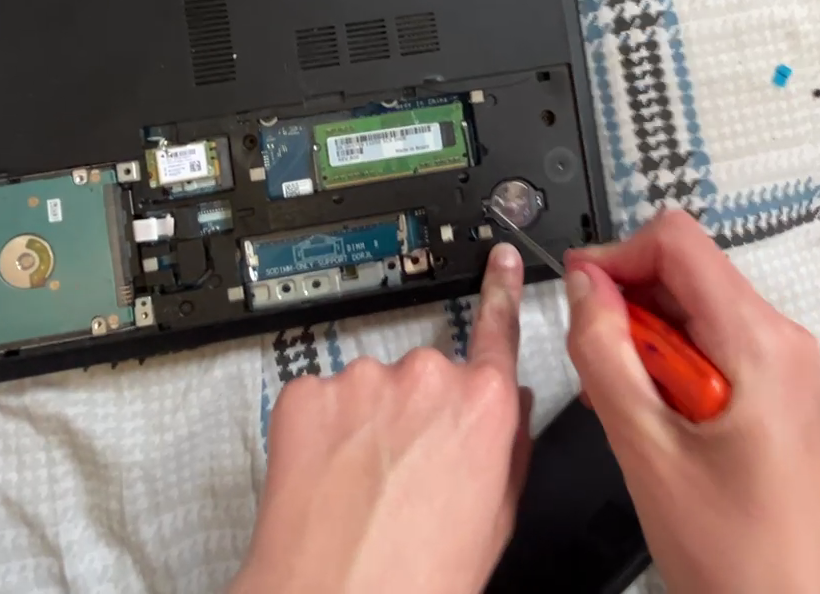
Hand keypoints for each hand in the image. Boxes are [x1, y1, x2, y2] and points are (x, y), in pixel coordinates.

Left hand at [232, 242, 533, 593]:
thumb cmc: (419, 579)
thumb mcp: (495, 519)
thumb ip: (509, 446)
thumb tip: (508, 404)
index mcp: (481, 405)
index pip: (499, 327)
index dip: (501, 288)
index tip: (499, 258)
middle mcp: (427, 377)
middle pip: (429, 374)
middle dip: (418, 412)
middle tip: (403, 471)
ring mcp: (364, 379)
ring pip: (373, 388)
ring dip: (367, 423)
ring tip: (362, 486)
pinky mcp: (310, 392)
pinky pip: (324, 398)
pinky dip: (325, 430)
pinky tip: (327, 476)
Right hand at [564, 212, 819, 593]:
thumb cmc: (735, 555)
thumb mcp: (647, 450)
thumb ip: (604, 355)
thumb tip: (584, 284)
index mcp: (758, 340)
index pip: (676, 240)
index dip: (617, 255)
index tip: (579, 297)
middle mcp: (780, 338)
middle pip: (684, 271)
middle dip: (627, 303)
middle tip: (594, 366)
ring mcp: (783, 364)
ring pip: (691, 307)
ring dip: (642, 337)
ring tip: (618, 401)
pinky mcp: (776, 390)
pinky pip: (708, 342)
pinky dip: (665, 361)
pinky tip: (647, 413)